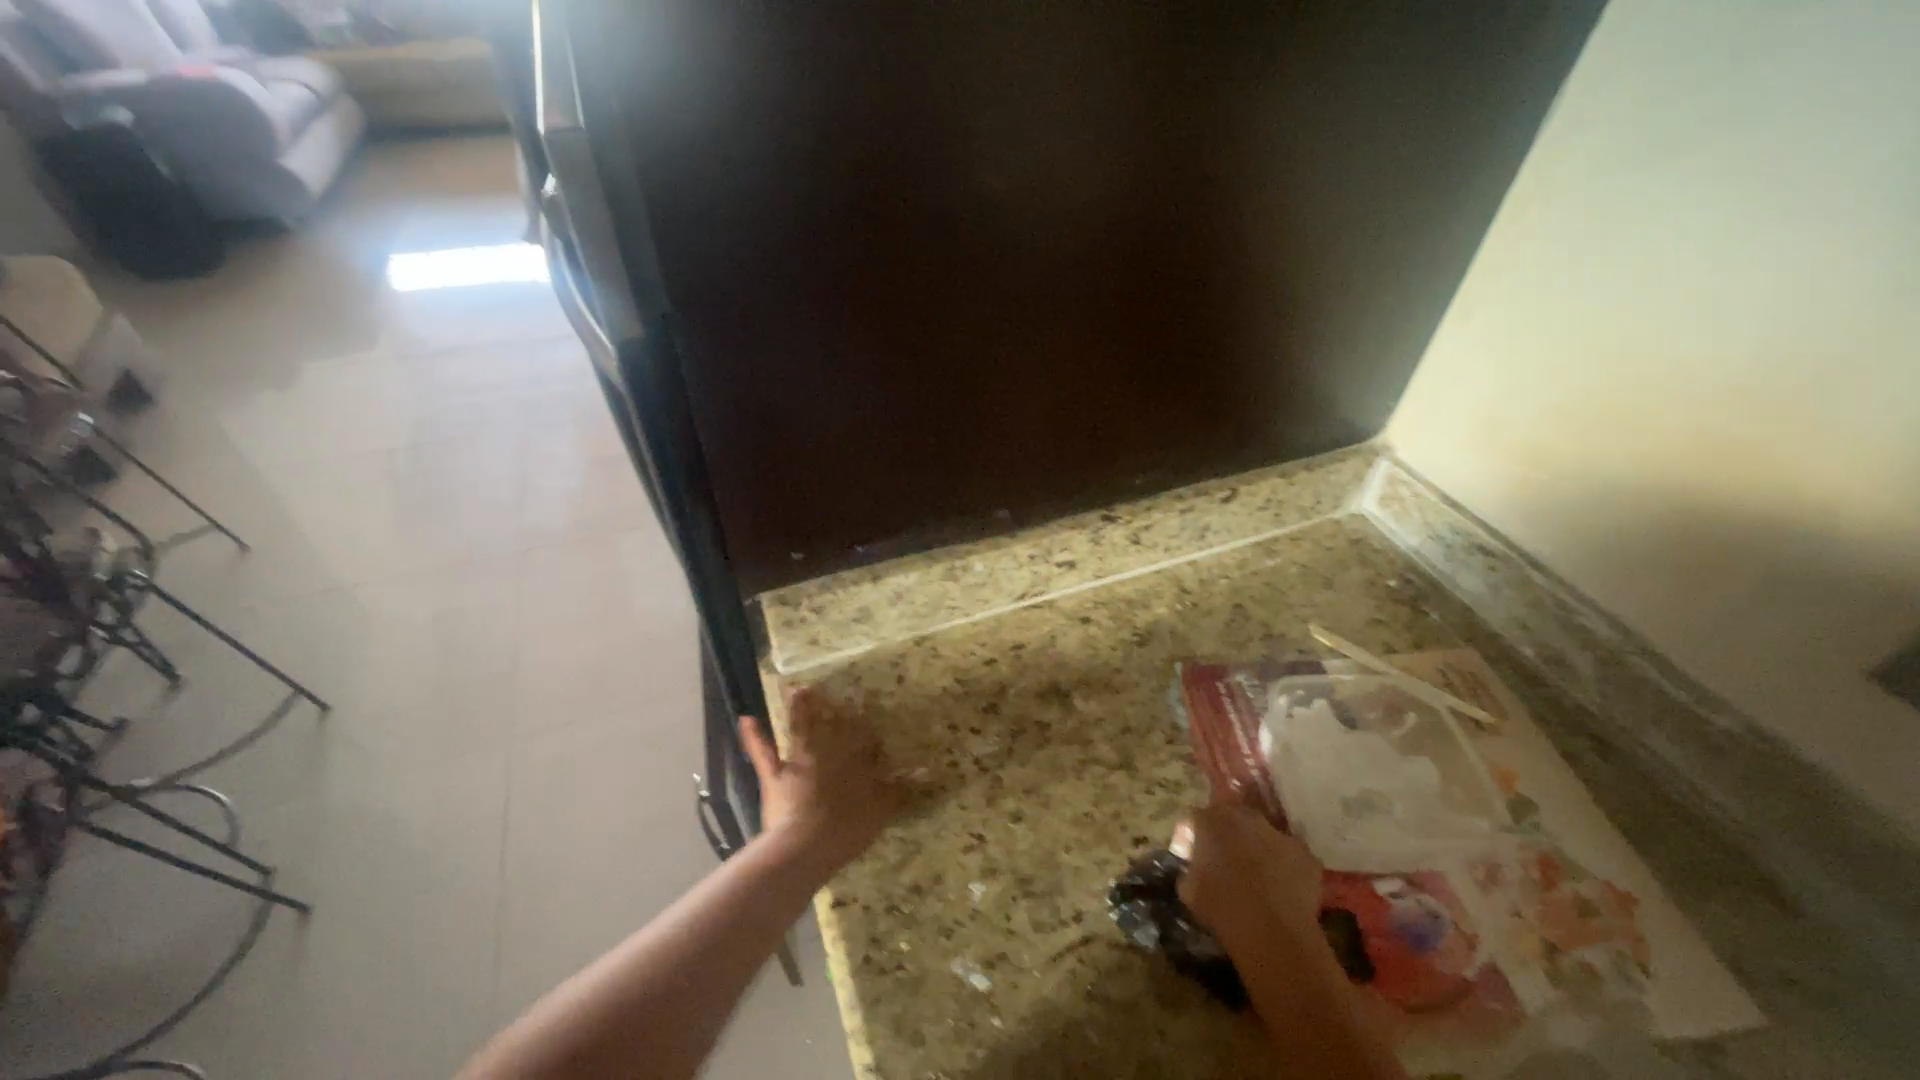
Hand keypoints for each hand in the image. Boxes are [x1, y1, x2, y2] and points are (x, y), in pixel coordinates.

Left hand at [739, 686, 905, 867]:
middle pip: (835, 728)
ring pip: (801, 729)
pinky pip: (763, 752)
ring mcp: (800, 762)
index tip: (871, 711)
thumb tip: (926, 773)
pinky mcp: (776, 775)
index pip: (866, 740)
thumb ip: (900, 792)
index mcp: (856, 763)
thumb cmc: (848, 829)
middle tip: (840, 692)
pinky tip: (746, 718)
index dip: (869, 728)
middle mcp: (830, 754)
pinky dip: (754, 736)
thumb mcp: (882, 812)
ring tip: (800, 688)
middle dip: (837, 710)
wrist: (809, 845)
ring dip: (800, 708)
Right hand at [1178, 801, 1324, 940]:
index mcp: (1213, 821)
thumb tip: (1197, 863)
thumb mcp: (1189, 888)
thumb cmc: (1221, 909)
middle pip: (1234, 814)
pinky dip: (1284, 864)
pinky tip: (1282, 886)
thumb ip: (1192, 865)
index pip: (1198, 815)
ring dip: (1258, 845)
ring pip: (1265, 832)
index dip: (1196, 832)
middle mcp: (1247, 818)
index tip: (1195, 850)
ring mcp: (1280, 834)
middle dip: (1229, 831)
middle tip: (1227, 855)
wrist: (1272, 933)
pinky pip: (1290, 853)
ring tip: (1257, 873)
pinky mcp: (1305, 853)